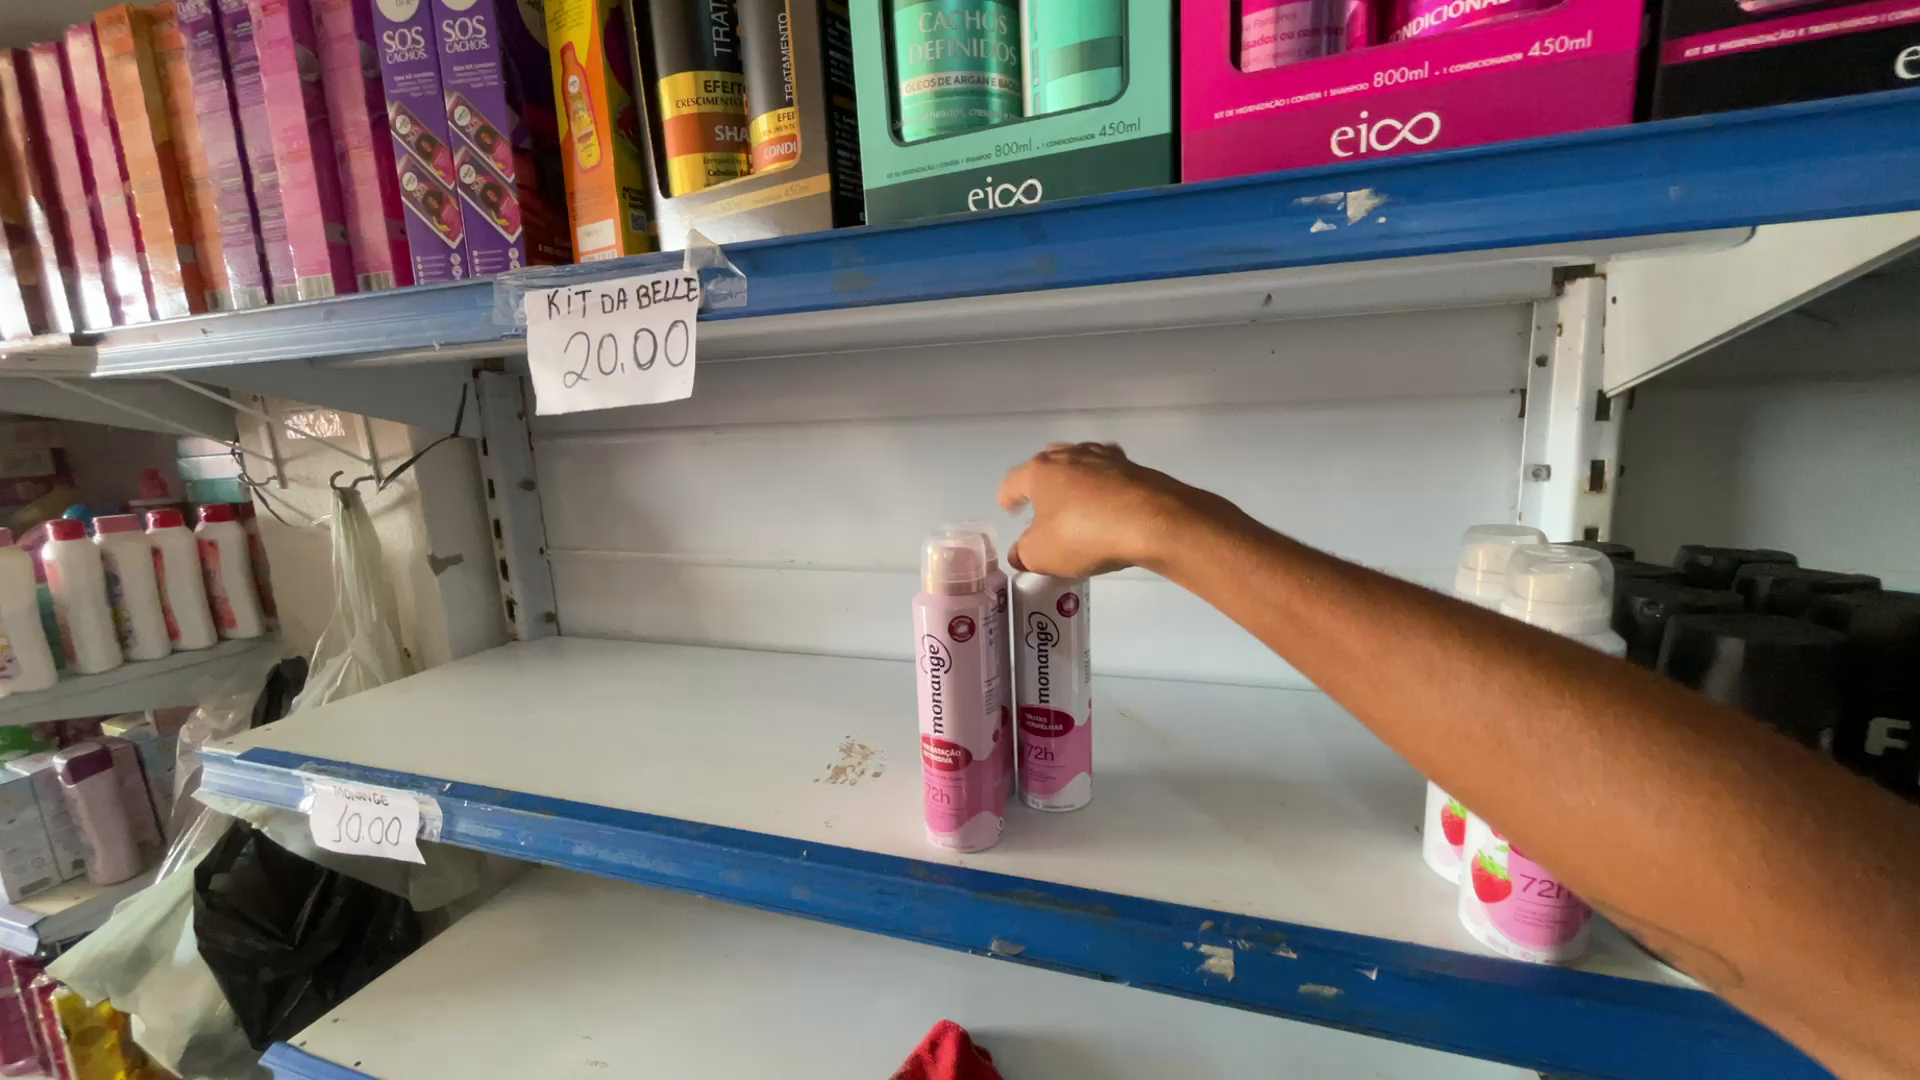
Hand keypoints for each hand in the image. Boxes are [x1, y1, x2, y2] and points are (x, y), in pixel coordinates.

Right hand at [997, 443, 1237, 577]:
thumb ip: (1024, 554)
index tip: (1009, 509)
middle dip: (1041, 482)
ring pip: (1080, 465)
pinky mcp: (1135, 469)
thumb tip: (1019, 553)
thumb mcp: (1042, 554)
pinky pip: (1109, 477)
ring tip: (1074, 504)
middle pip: (1047, 464)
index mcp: (1040, 471)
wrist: (1154, 522)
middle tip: (1040, 503)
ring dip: (1074, 482)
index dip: (1008, 497)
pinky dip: (1103, 489)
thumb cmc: (1084, 534)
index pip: (1013, 481)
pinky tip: (1108, 506)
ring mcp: (1105, 459)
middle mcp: (1071, 456)